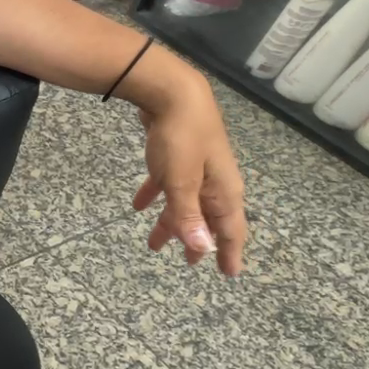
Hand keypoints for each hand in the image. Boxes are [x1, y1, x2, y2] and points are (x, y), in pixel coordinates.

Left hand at [125, 59, 249, 275]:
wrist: (171, 94)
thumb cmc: (180, 139)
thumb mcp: (181, 182)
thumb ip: (188, 216)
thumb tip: (201, 249)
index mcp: (223, 190)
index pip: (231, 229)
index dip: (229, 252)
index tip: (228, 274)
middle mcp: (214, 182)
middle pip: (207, 219)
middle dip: (198, 242)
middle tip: (188, 264)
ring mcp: (195, 168)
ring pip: (183, 204)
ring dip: (170, 223)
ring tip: (154, 244)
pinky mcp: (175, 157)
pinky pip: (166, 185)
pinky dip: (154, 197)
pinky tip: (138, 206)